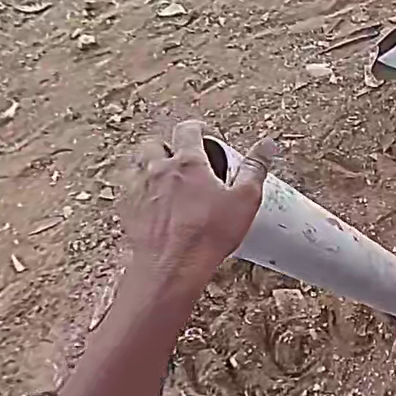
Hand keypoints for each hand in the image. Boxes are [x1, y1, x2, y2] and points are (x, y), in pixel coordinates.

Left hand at [127, 121, 276, 280]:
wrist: (172, 267)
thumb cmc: (208, 235)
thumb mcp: (245, 200)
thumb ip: (255, 169)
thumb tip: (267, 146)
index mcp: (188, 162)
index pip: (188, 129)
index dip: (198, 129)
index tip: (206, 134)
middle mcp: (159, 170)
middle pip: (156, 143)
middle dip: (170, 146)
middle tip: (185, 158)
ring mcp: (140, 189)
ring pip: (139, 164)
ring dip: (152, 165)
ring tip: (168, 177)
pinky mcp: (128, 210)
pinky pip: (130, 189)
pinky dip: (142, 190)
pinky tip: (155, 203)